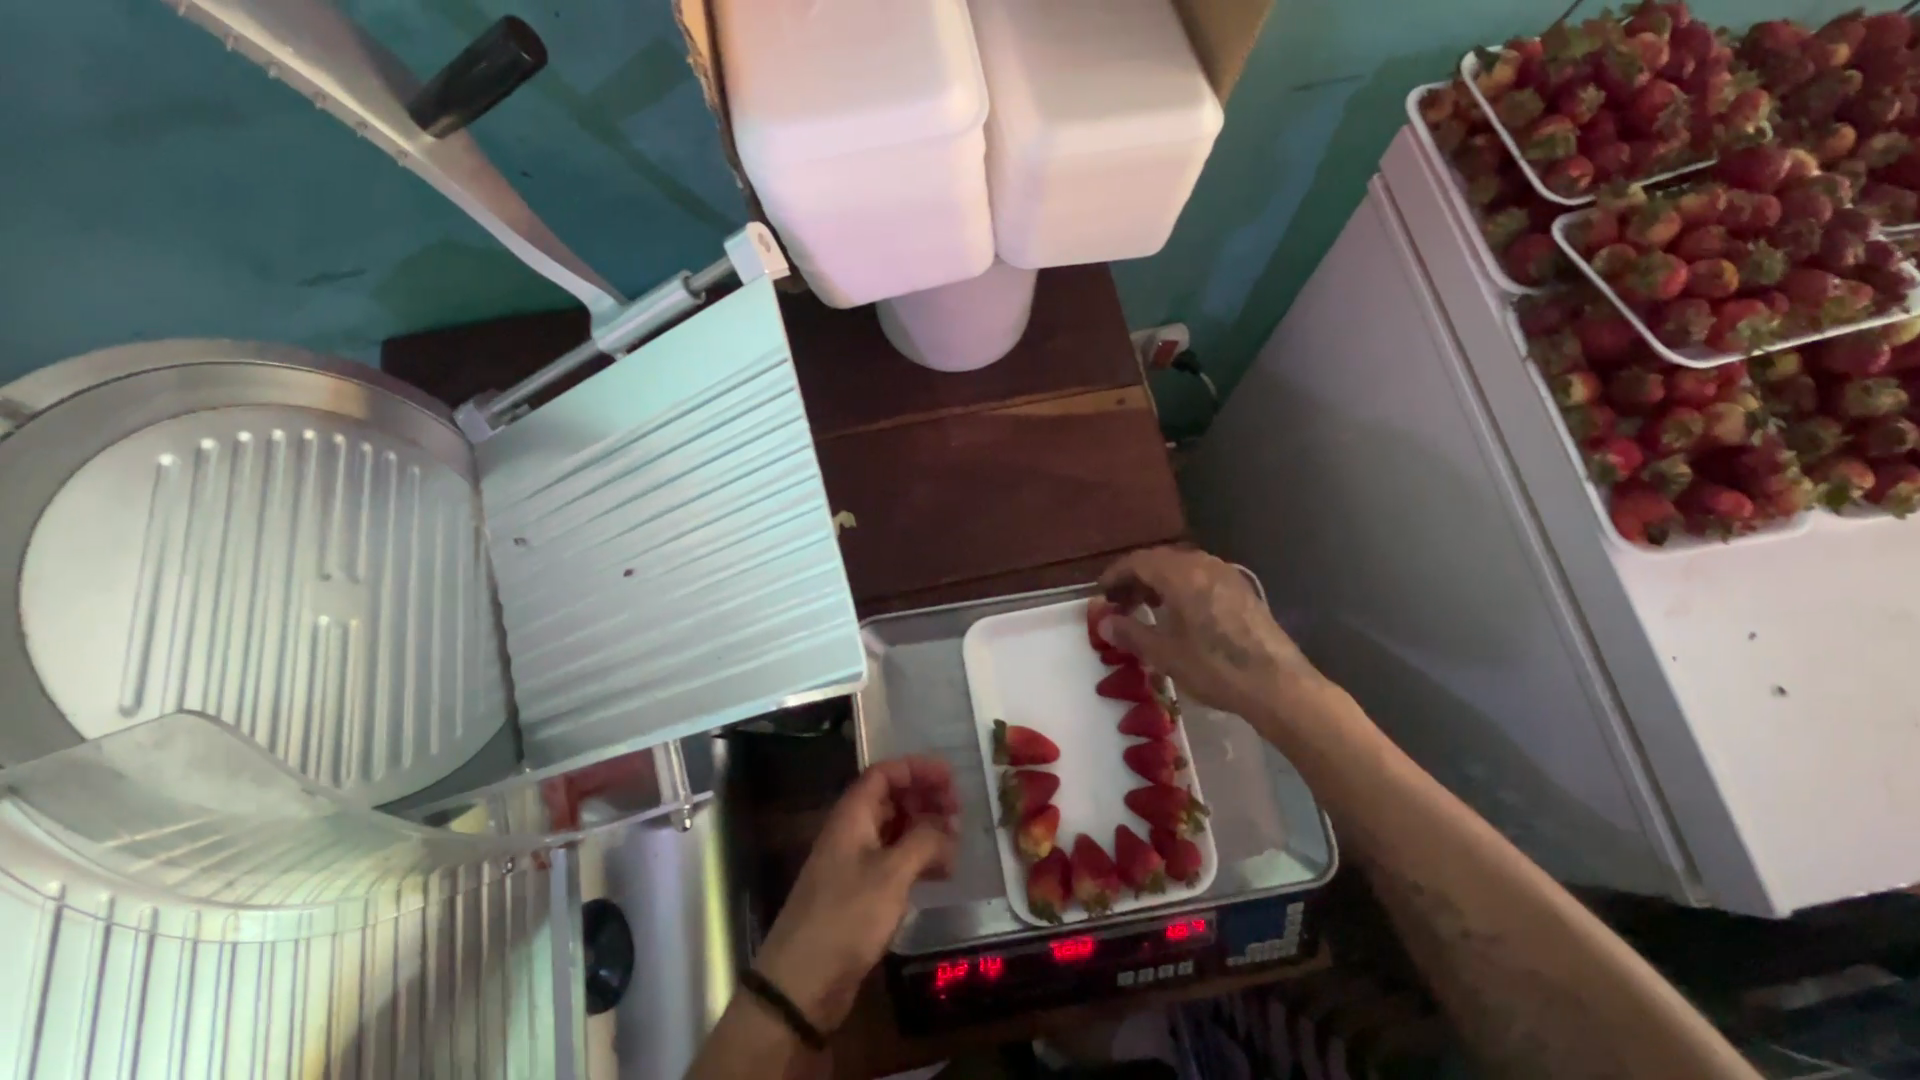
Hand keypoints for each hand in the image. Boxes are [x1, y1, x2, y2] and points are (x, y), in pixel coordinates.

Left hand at [753, 756, 958, 1031]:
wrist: (803, 981)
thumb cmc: (846, 917)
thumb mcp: (891, 875)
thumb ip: (923, 841)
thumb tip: (946, 826)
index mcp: (851, 818)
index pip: (883, 774)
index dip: (916, 768)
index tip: (951, 776)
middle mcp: (851, 834)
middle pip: (890, 800)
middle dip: (925, 798)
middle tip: (958, 811)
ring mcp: (854, 865)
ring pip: (894, 831)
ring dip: (925, 830)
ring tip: (956, 843)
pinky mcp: (860, 894)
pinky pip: (894, 862)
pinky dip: (919, 860)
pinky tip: (942, 874)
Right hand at [1099, 547, 1326, 719]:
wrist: (1277, 684)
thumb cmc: (1215, 667)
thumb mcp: (1165, 654)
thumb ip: (1130, 633)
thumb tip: (1103, 621)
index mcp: (1182, 575)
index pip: (1138, 561)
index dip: (1115, 575)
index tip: (1101, 593)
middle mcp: (1204, 565)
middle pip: (1161, 560)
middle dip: (1136, 578)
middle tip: (1120, 602)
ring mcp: (1227, 575)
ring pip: (1183, 568)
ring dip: (1160, 582)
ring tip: (1146, 607)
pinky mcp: (1242, 590)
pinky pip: (1202, 577)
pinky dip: (1182, 587)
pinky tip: (1179, 613)